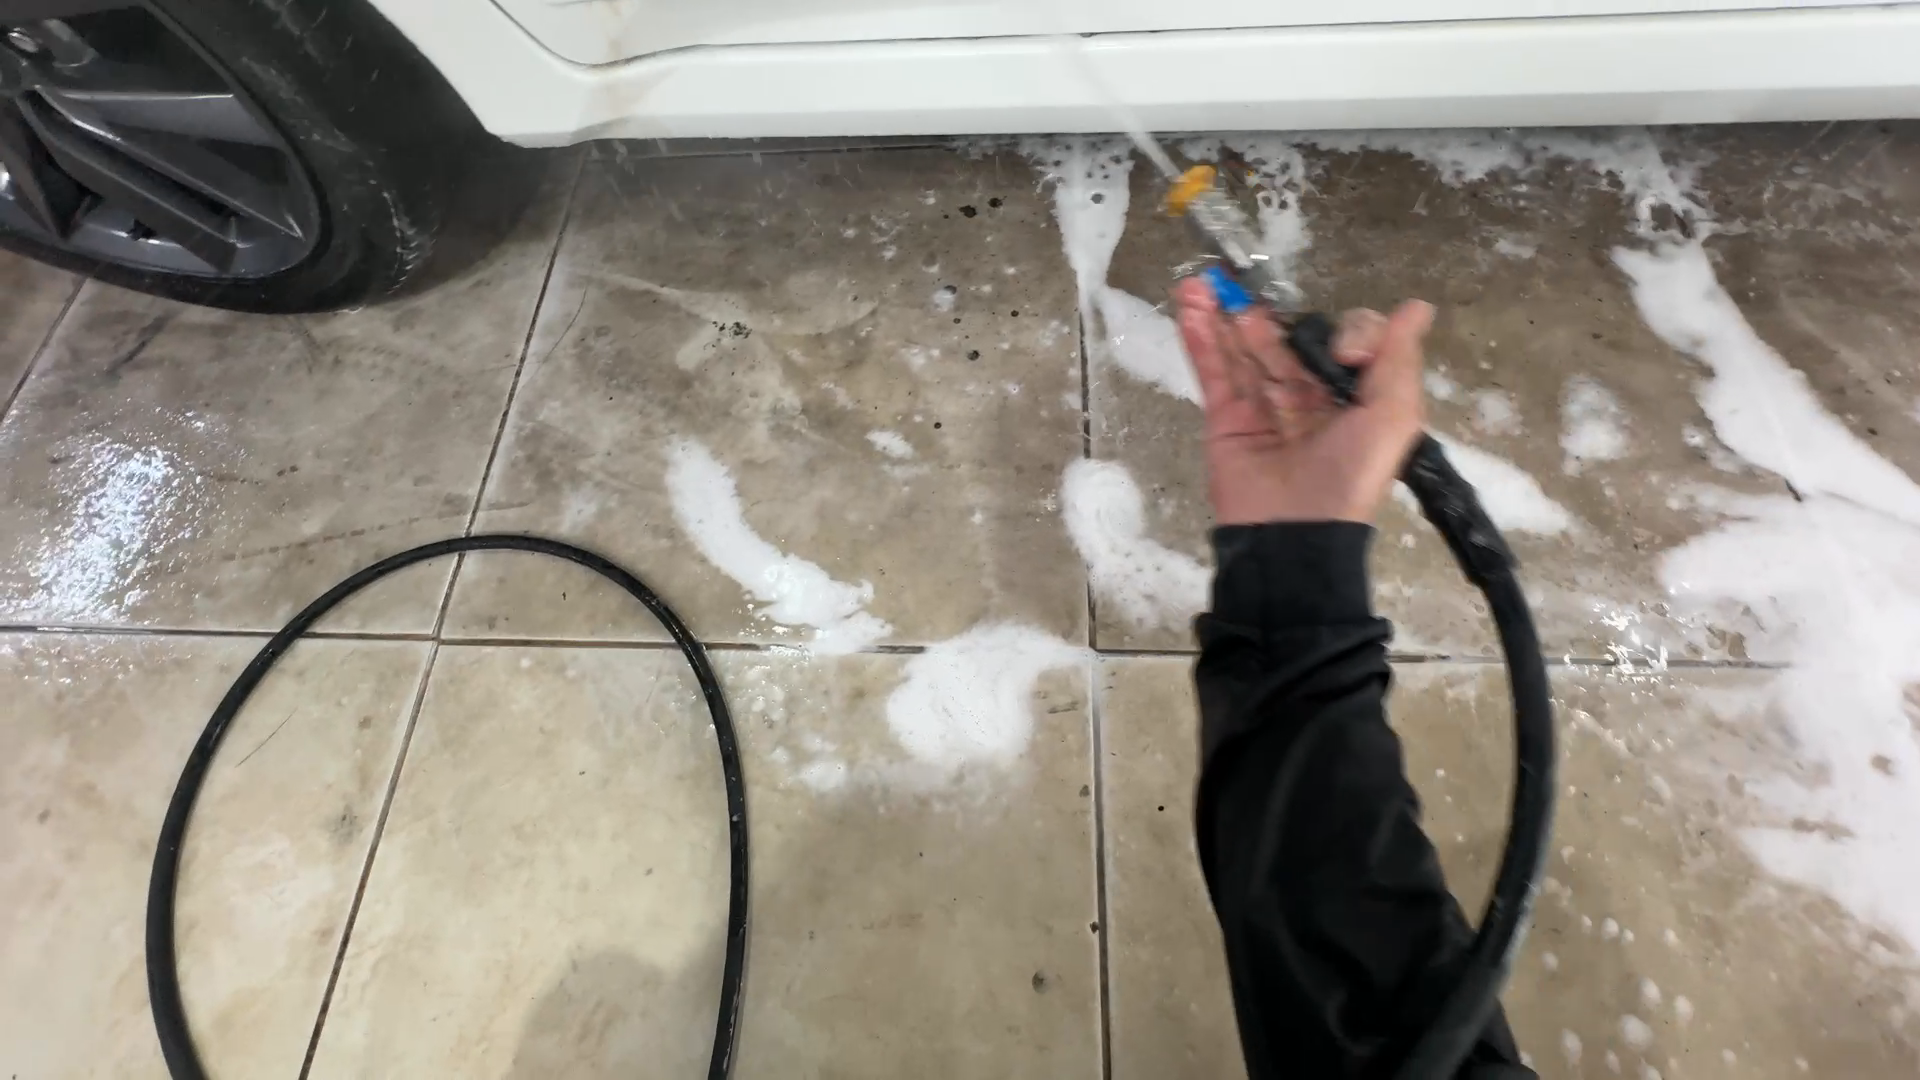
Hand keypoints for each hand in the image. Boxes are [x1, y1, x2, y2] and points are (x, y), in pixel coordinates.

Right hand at [1170, 276, 1433, 525]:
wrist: (1294, 531)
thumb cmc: (1350, 474)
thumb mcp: (1393, 418)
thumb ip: (1397, 361)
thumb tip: (1417, 306)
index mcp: (1348, 395)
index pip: (1336, 345)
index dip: (1340, 334)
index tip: (1343, 353)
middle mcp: (1303, 396)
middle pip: (1278, 342)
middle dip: (1256, 311)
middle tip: (1231, 280)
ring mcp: (1259, 407)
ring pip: (1239, 351)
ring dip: (1218, 316)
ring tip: (1198, 281)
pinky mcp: (1224, 420)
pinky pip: (1213, 374)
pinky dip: (1201, 342)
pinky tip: (1189, 308)